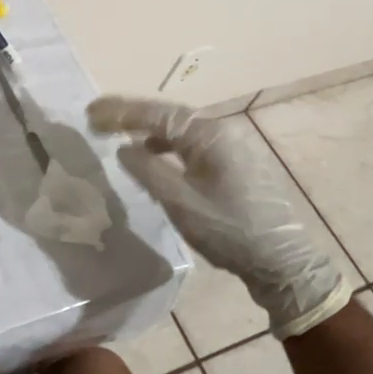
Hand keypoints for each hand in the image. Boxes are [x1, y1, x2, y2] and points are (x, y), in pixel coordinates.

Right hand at [88, 96, 351, 336]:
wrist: (283, 262)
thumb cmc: (229, 230)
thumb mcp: (180, 202)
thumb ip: (147, 170)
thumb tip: (124, 148)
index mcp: (209, 134)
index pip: (156, 114)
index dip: (120, 111)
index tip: (90, 112)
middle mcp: (222, 130)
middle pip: (169, 115)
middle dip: (132, 115)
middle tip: (97, 118)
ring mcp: (232, 146)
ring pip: (181, 129)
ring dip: (148, 129)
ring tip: (119, 134)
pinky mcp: (236, 163)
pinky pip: (193, 143)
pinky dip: (167, 144)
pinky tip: (153, 155)